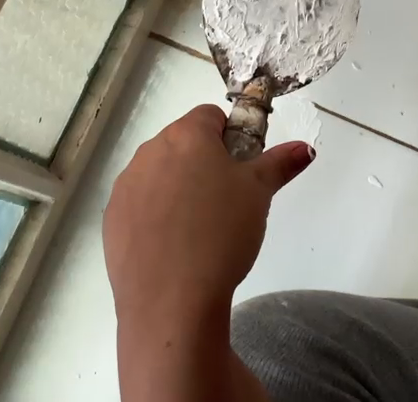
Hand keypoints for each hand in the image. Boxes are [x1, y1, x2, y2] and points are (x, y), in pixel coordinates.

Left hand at [104, 105, 314, 327]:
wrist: (171, 301)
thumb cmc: (222, 234)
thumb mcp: (260, 194)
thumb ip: (281, 163)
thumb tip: (305, 148)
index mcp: (187, 135)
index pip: (210, 116)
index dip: (229, 138)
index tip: (240, 170)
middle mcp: (151, 150)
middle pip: (183, 142)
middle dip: (203, 162)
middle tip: (224, 201)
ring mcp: (126, 185)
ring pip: (159, 172)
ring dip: (177, 186)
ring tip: (197, 228)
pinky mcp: (112, 218)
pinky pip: (139, 203)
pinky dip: (155, 214)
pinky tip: (171, 246)